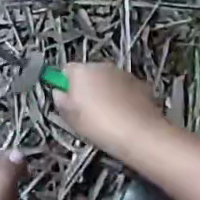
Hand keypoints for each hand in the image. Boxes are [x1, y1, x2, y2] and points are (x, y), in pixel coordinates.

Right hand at [50, 63, 167, 157]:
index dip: (64, 85)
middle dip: (85, 88)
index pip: (65, 70)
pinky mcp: (139, 83)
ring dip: (104, 93)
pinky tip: (121, 116)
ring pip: (106, 80)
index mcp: (81, 71)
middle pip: (87, 73)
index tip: (66, 100)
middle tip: (84, 112)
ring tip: (105, 117)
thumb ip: (60, 100)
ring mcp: (122, 73)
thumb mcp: (70, 118)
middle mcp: (102, 66)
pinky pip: (123, 88)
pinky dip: (121, 97)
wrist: (140, 133)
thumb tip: (59, 93)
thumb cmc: (101, 126)